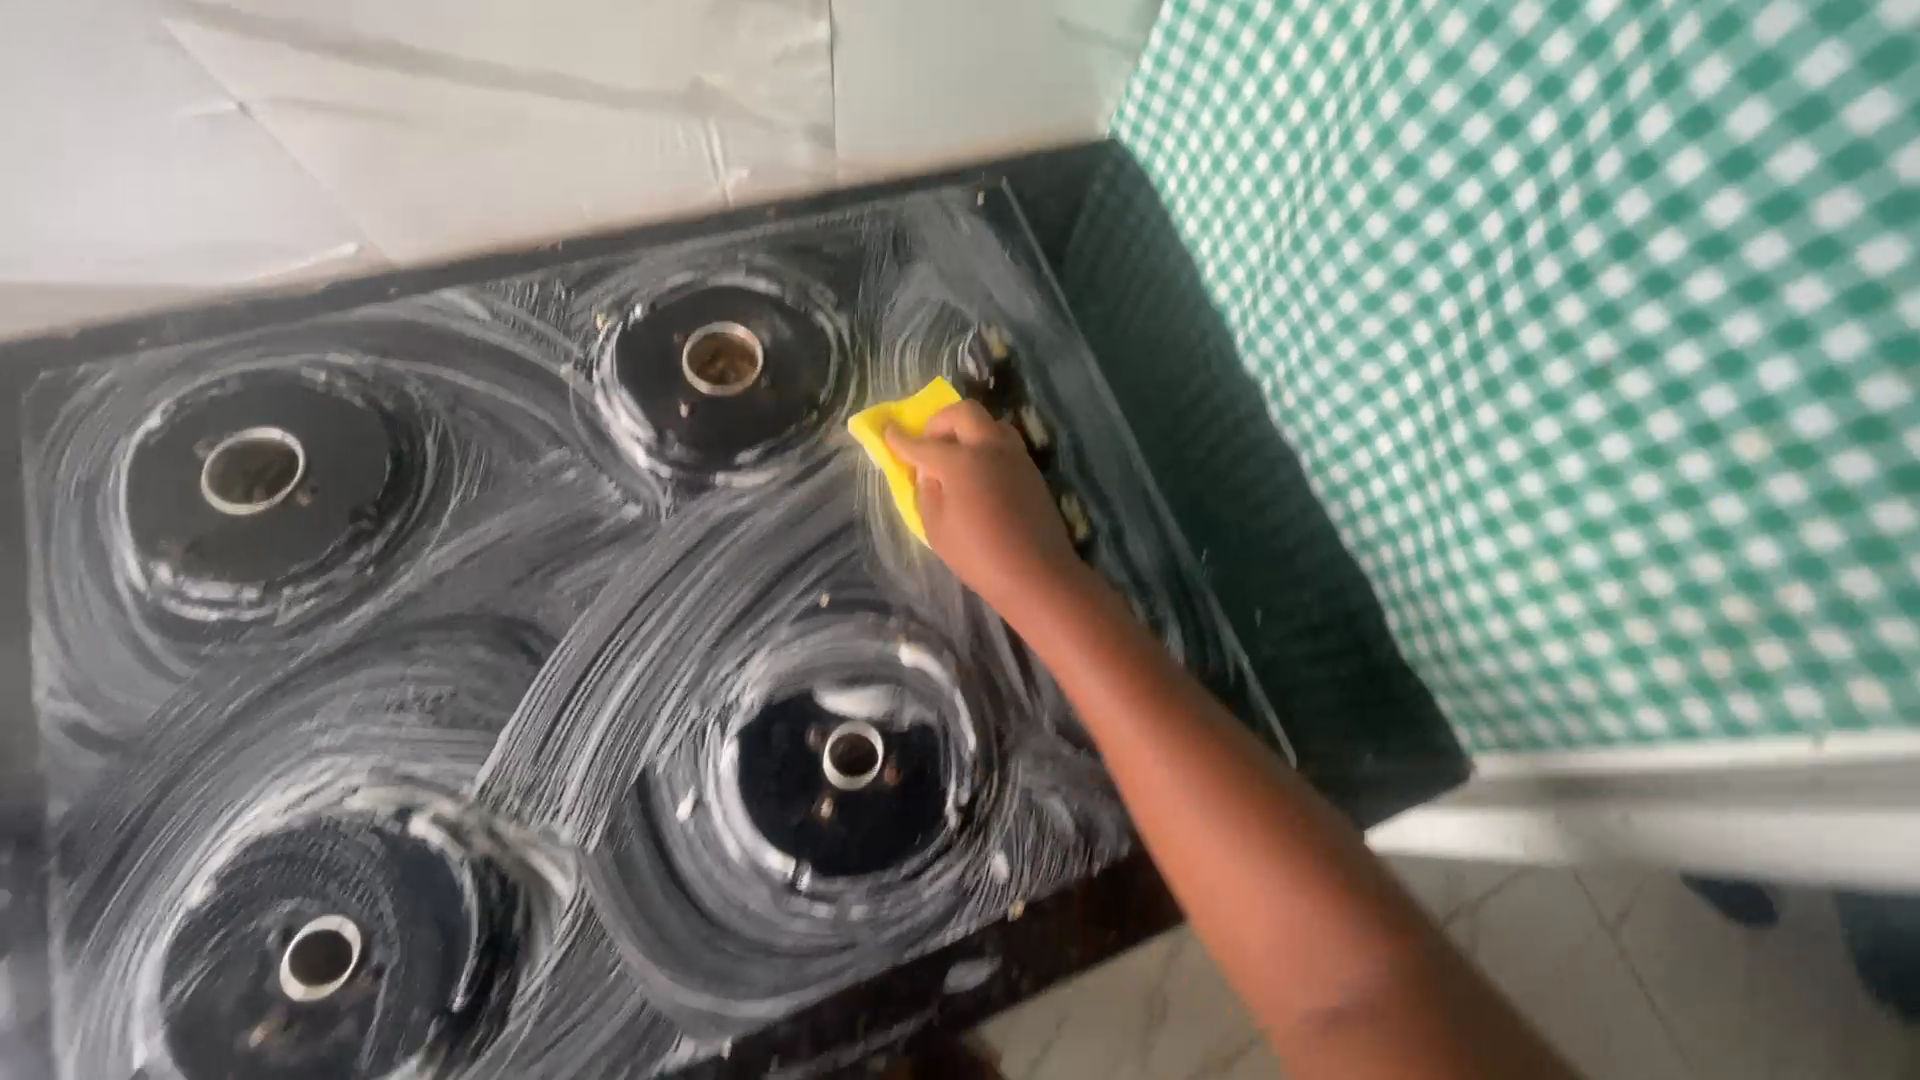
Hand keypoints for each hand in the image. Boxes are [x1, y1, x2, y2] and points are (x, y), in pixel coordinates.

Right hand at [885, 400, 1084, 611]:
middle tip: (929, 444)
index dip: (901, 439)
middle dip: (940, 422)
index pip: (923, 444)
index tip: (889, 432)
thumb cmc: (978, 556)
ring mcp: (1016, 456)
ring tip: (956, 459)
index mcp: (961, 461)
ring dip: (968, 431)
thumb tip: (930, 472)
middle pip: (964, 413)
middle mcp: (990, 447)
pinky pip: (1004, 444)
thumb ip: (927, 491)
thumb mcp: (936, 527)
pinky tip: (979, 475)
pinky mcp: (1031, 470)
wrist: (1037, 573)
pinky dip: (986, 447)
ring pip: (989, 423)